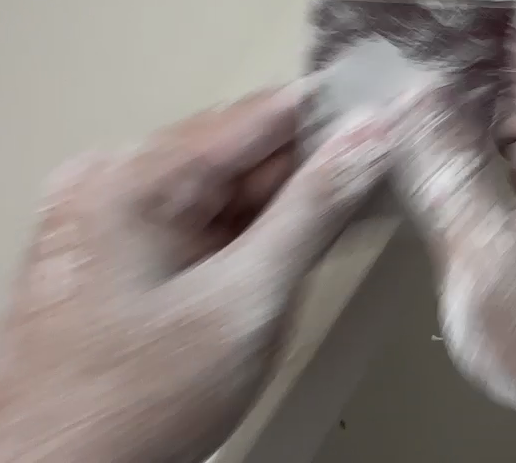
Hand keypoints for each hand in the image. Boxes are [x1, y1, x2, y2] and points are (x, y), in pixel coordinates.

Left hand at [0, 85, 391, 462]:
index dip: (337, 110)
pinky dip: (261, 227)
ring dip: (293, 200)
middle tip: (384, 176)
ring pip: (236, 182)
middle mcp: (117, 179)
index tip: (399, 111)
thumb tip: (372, 130)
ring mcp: (116, 213)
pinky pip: (213, 214)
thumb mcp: (248, 299)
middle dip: (316, 164)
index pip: (262, 112)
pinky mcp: (125, 247)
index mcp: (134, 176)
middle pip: (248, 147)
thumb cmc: (135, 406)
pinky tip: (301, 242)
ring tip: (351, 216)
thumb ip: (318, 205)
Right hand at [389, 38, 515, 449]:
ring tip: (410, 90)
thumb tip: (417, 102)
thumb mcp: (484, 256)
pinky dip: (478, 134)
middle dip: (470, 66)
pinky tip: (434, 136)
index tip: (437, 23)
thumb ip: (449, 173)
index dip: (491, 35)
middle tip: (407, 58)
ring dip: (470, 100)